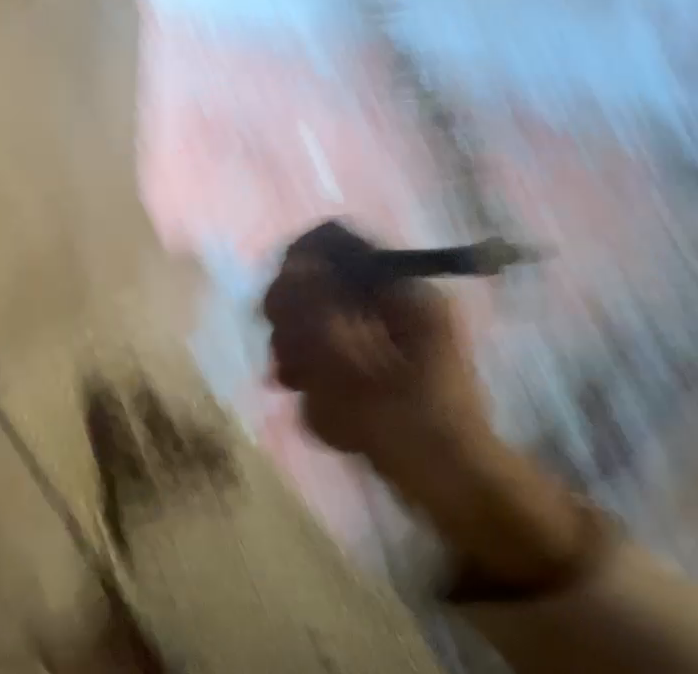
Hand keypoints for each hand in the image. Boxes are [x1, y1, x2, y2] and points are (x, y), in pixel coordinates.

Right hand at [260, 247, 492, 487]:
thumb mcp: (358, 365)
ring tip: (307, 391)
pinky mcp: (367, 363)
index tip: (280, 313)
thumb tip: (296, 266)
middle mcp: (389, 304)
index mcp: (403, 293)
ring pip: (306, 322)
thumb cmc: (414, 425)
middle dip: (291, 325)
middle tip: (293, 363)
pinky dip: (311, 380)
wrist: (454, 488)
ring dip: (298, 357)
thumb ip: (321, 311)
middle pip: (308, 285)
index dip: (294, 271)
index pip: (329, 247)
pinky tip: (318, 402)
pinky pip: (317, 354)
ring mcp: (377, 334)